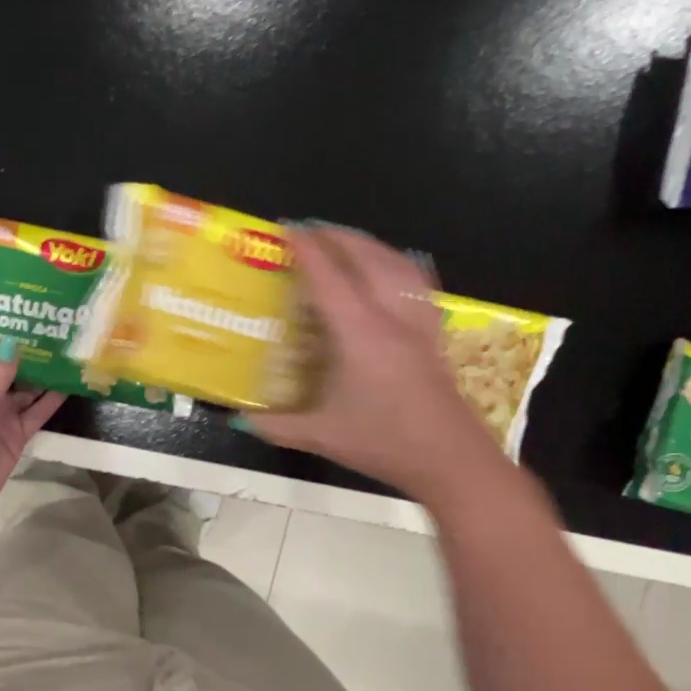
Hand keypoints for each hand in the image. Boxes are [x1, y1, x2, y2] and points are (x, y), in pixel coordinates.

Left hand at [0, 338, 66, 523]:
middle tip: (56, 325)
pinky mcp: (17, 434)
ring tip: (69, 349)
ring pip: (27, 389)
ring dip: (44, 373)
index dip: (1, 332)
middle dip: (28, 350)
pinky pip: (37, 412)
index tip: (23, 309)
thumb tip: (13, 342)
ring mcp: (1, 414)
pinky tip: (71, 383)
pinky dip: (52, 400)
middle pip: (9, 368)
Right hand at [236, 225, 508, 501]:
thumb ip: (275, 425)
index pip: (330, 280)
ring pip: (399, 266)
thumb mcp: (320, 435)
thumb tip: (238, 417)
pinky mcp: (435, 336)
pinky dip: (401, 266)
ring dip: (371, 246)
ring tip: (348, 240)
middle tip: (311, 229)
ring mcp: (419, 325)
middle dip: (339, 237)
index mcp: (361, 336)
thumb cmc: (384, 444)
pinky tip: (393, 269)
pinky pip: (420, 285)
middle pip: (368, 260)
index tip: (288, 229)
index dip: (308, 251)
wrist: (453, 461)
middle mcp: (392, 319)